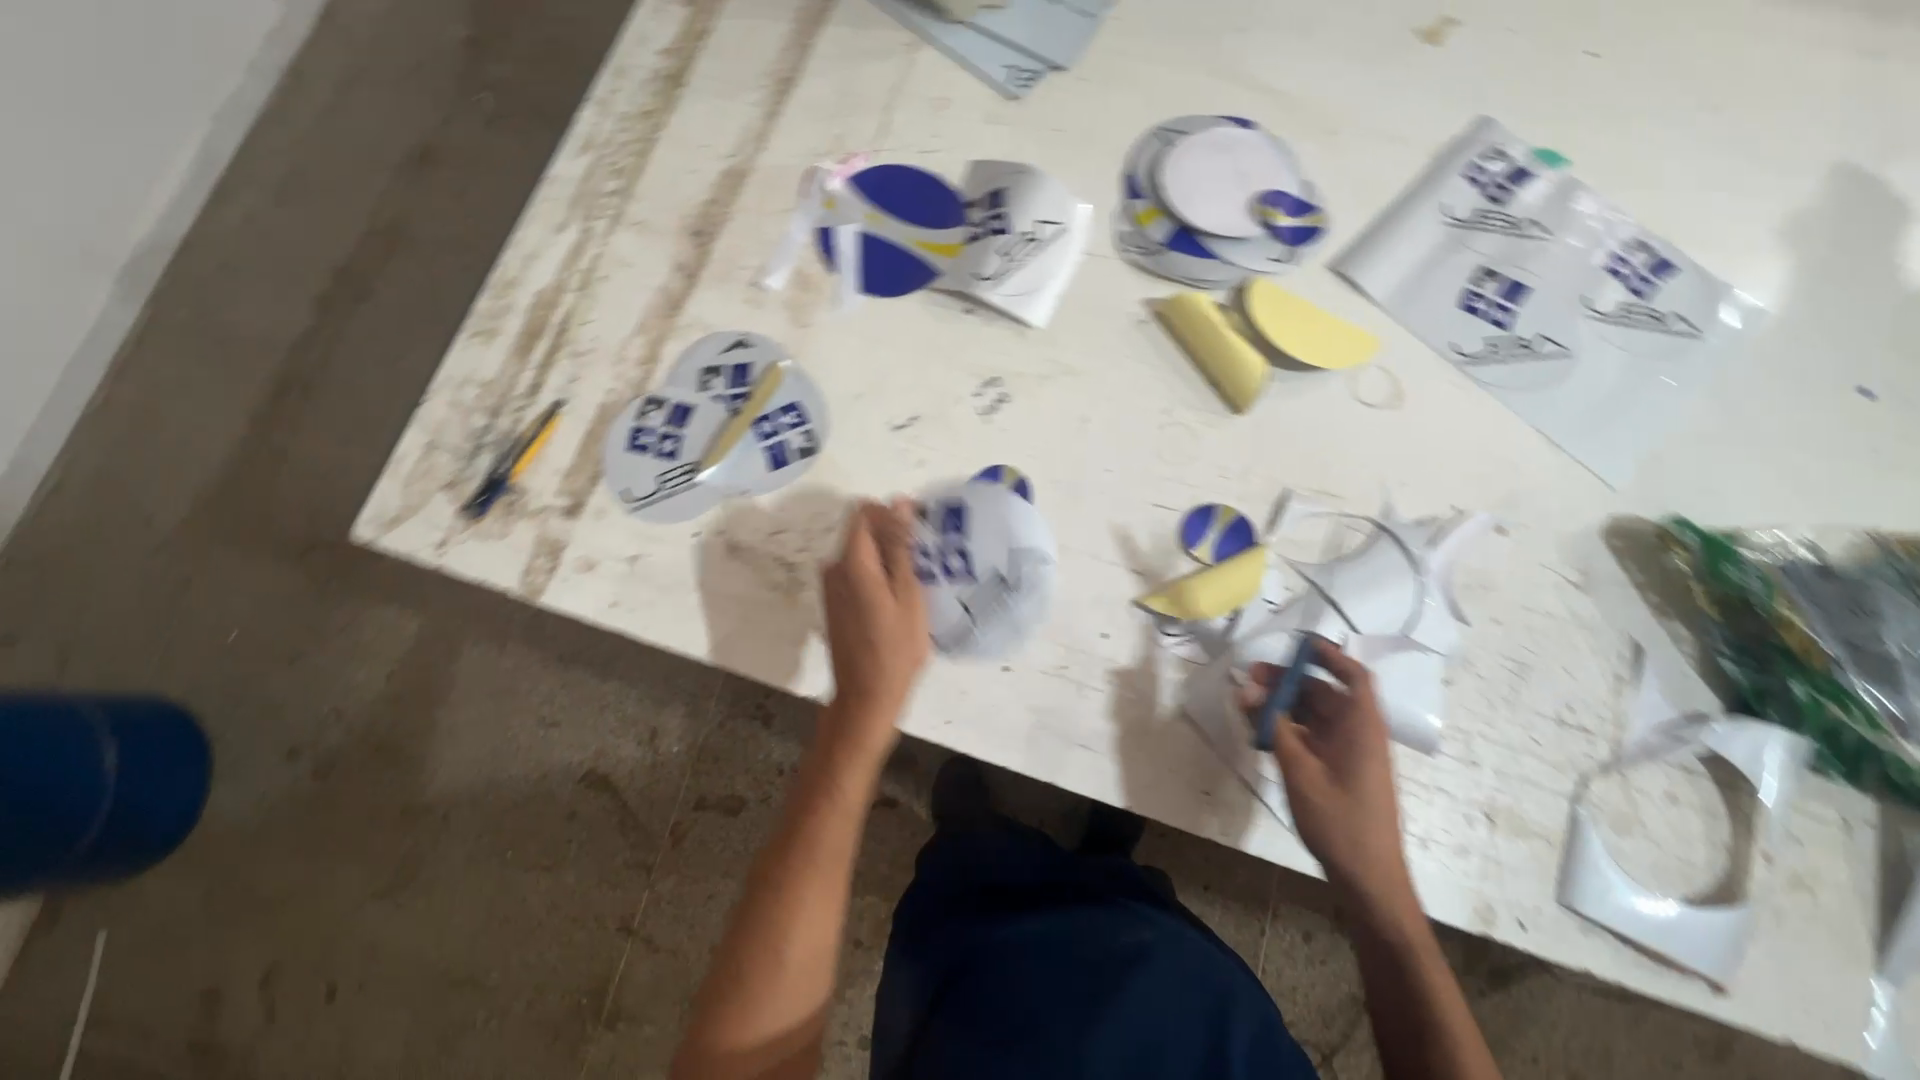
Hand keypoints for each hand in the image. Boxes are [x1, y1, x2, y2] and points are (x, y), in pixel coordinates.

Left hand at [820, 499, 929, 755]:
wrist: (866, 696)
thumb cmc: (895, 649)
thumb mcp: (908, 594)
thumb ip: (900, 546)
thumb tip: (899, 503)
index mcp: (851, 562)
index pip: (864, 511)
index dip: (891, 514)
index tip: (918, 533)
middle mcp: (833, 567)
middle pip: (861, 531)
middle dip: (891, 536)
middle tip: (923, 560)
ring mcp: (830, 586)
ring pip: (860, 552)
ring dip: (886, 557)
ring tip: (916, 582)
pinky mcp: (834, 602)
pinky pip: (856, 572)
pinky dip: (877, 575)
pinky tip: (899, 599)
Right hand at [1238, 639, 1417, 922]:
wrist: (1368, 877)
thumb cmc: (1339, 821)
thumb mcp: (1299, 771)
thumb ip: (1273, 727)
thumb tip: (1248, 689)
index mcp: (1362, 727)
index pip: (1352, 675)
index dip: (1327, 654)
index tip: (1295, 644)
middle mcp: (1359, 734)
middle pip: (1326, 693)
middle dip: (1290, 681)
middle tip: (1250, 677)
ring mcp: (1350, 755)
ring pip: (1316, 716)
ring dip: (1285, 706)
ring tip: (1248, 703)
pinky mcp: (1339, 773)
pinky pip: (1313, 738)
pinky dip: (1289, 730)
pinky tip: (1262, 734)